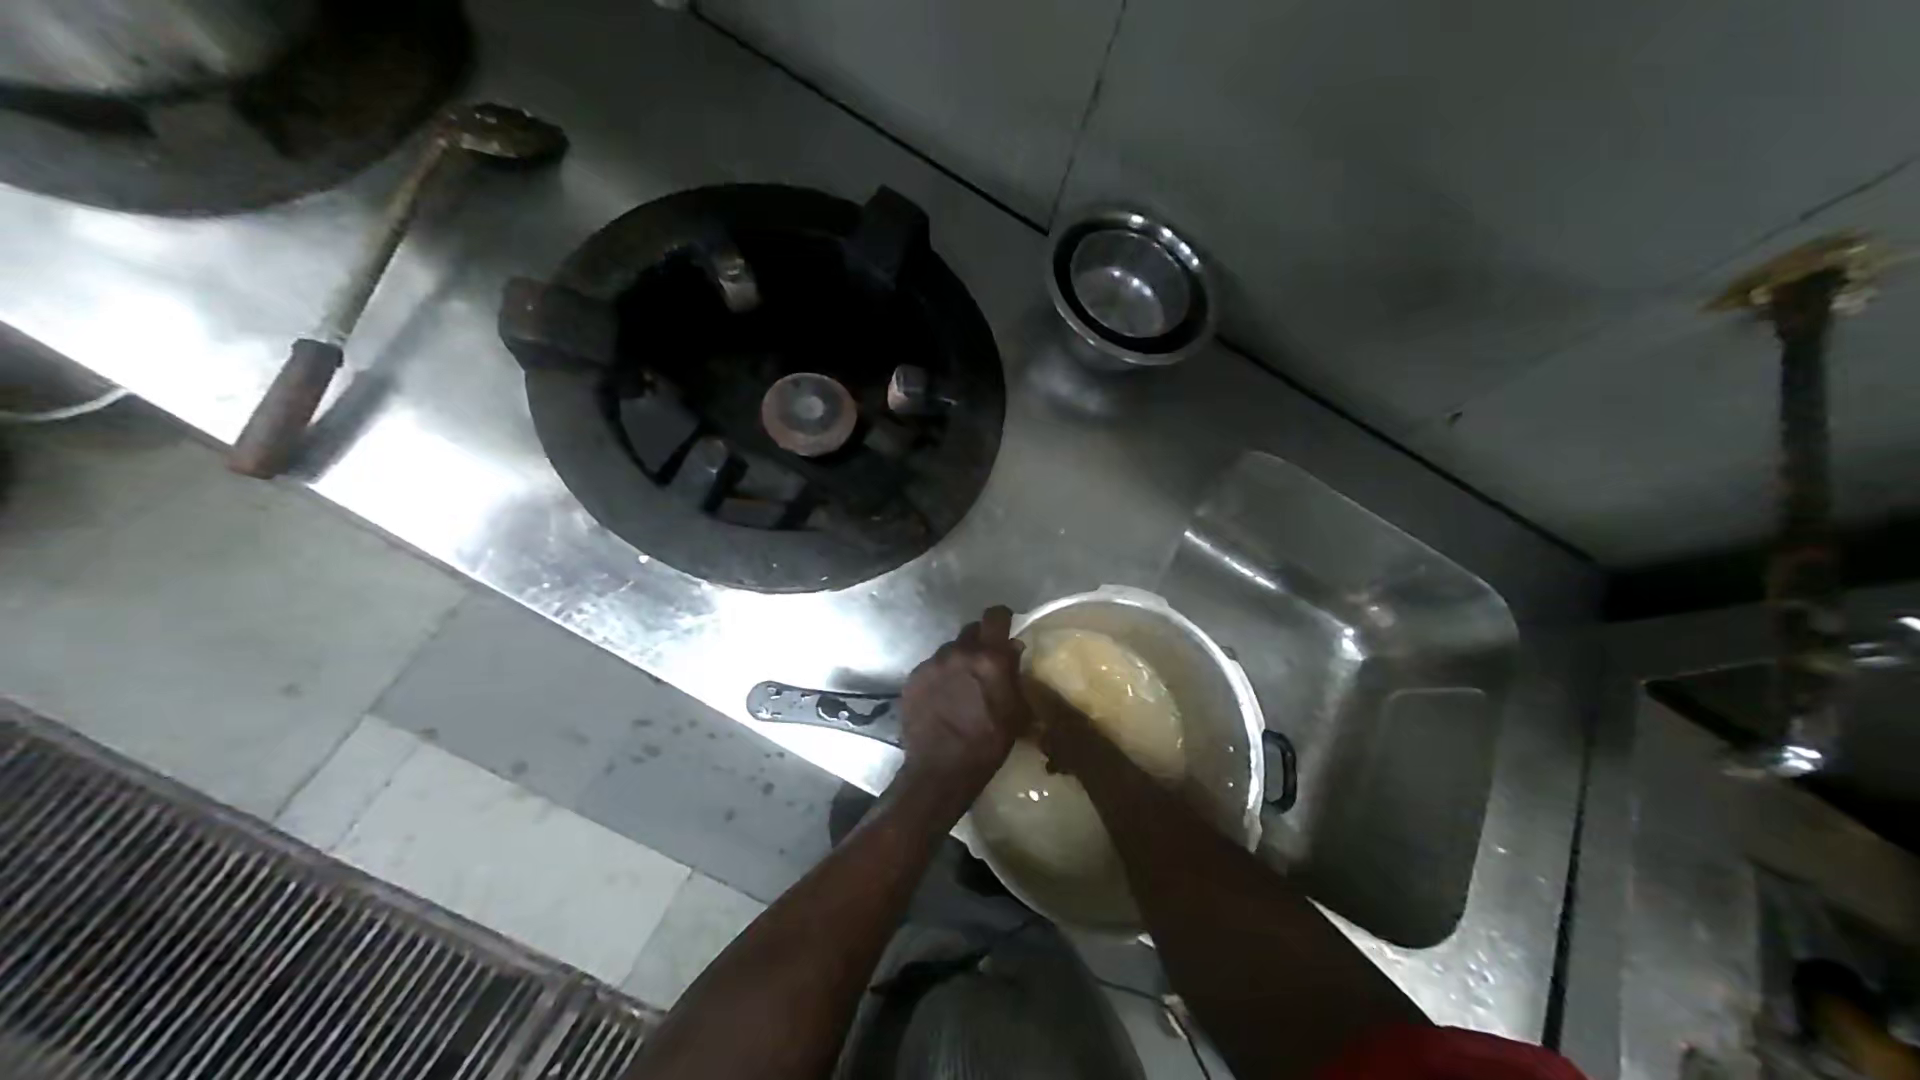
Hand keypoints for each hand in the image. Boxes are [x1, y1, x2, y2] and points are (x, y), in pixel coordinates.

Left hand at [898, 606, 1030, 792]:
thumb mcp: (1016, 710)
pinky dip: (939, 677)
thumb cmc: (989, 742)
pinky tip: (942, 698)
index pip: (995, 615)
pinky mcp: (913, 678)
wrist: (941, 768)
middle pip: (971, 630)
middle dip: (980, 642)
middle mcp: (958, 652)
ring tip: (960, 686)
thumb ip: (1014, 673)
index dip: (1002, 618)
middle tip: (984, 663)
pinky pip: (931, 667)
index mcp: (989, 657)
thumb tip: (1011, 648)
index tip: (1005, 627)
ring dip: (958, 660)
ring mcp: (932, 663)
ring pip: (950, 650)